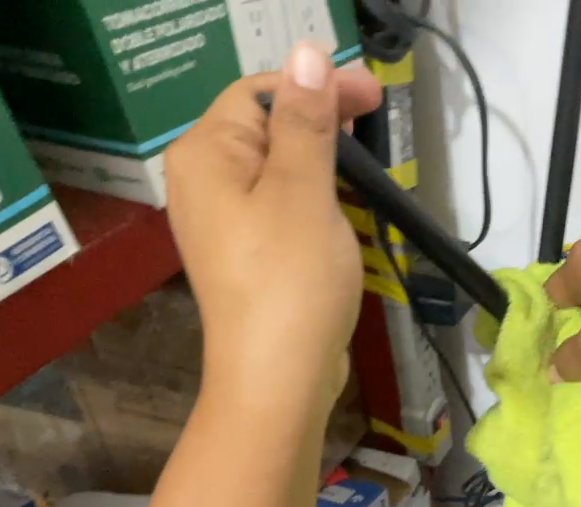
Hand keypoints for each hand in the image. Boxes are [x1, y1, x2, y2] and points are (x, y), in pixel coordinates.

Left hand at [165, 43, 381, 406]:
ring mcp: (224, 226)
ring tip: (364, 180)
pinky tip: (340, 220)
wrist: (278, 379)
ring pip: (277, 174)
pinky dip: (313, 206)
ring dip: (322, 169)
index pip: (260, 92)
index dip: (317, 86)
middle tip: (375, 134)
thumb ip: (305, 122)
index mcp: (207, 154)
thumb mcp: (304, 192)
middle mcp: (204, 183)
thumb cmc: (291, 281)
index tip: (375, 97)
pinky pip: (279, 213)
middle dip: (321, 127)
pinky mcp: (247, 260)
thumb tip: (305, 54)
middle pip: (265, 131)